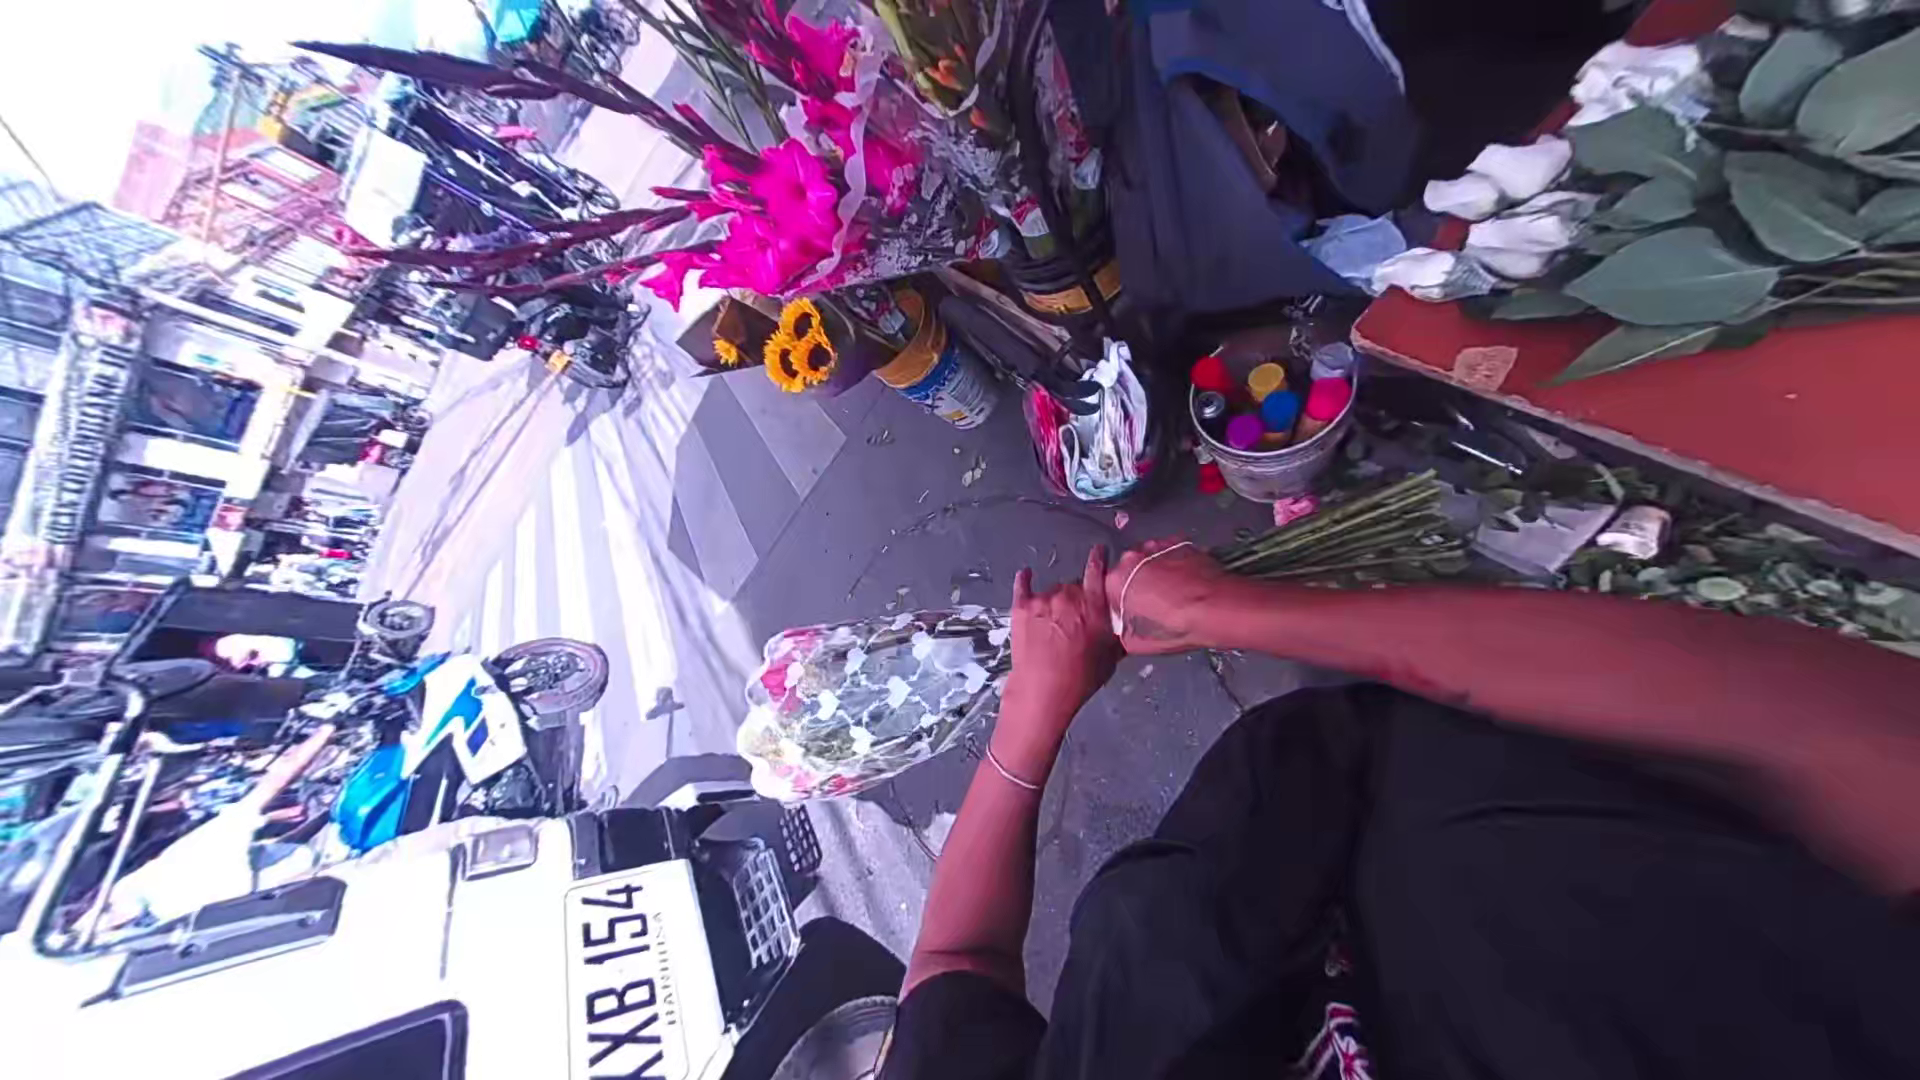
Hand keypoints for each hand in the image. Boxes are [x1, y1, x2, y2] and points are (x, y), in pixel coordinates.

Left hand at [999, 547, 1120, 759]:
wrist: (1043, 688)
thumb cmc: (1082, 676)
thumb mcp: (1110, 656)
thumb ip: (1116, 634)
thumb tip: (1122, 627)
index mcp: (1093, 604)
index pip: (1097, 572)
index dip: (1098, 559)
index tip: (1100, 549)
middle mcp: (1068, 595)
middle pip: (1074, 587)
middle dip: (1077, 599)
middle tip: (1075, 620)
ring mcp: (1042, 599)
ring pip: (1052, 591)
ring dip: (1055, 602)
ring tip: (1054, 624)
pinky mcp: (1021, 607)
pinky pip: (1023, 587)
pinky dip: (1024, 580)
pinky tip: (1025, 574)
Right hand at [1105, 539, 1236, 654]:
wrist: (1217, 608)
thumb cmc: (1177, 626)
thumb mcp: (1136, 644)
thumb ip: (1121, 632)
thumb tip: (1122, 630)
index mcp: (1114, 582)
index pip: (1107, 589)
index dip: (1119, 601)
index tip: (1129, 610)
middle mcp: (1130, 558)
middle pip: (1127, 570)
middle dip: (1136, 582)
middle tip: (1153, 601)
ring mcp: (1155, 547)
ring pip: (1148, 558)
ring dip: (1155, 570)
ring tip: (1173, 590)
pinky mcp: (1179, 542)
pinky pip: (1169, 552)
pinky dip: (1174, 562)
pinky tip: (1186, 579)